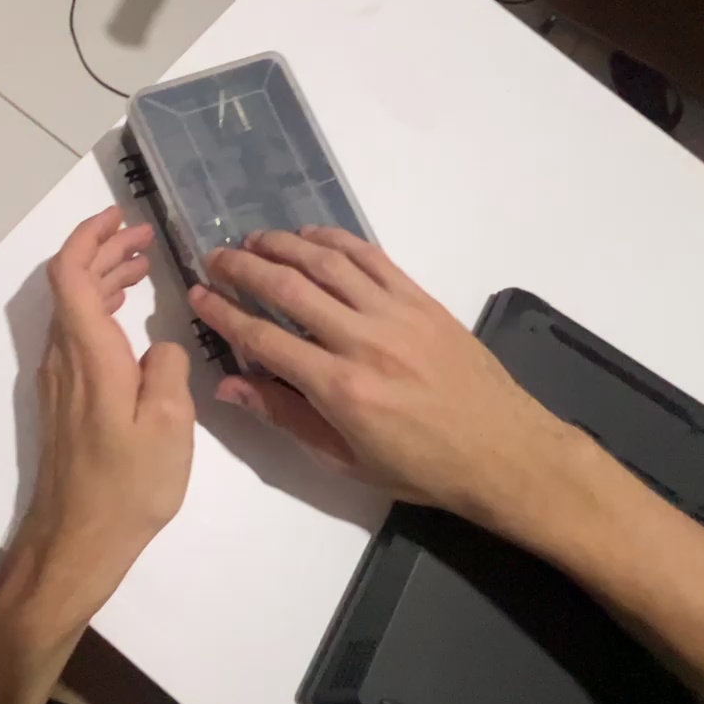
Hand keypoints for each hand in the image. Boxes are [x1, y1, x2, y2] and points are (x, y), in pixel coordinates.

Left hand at [2, 207, 194, 628]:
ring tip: (140, 267)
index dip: (88, 237)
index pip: (69, 273)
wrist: (76, 539)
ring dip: (102, 280)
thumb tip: (158, 346)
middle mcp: (63, 357)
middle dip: (103, 251)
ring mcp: (58, 380)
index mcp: (88, 353)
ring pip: (72, 310)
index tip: (118, 219)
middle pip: (70, 284)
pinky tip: (126, 316)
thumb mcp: (168, 425)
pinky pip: (76, 335)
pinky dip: (99, 311)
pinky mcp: (63, 399)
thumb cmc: (126, 484)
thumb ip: (167, 368)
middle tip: (143, 238)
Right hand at [187, 227, 600, 539]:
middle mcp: (363, 340)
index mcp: (339, 387)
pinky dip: (336, 240)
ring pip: (327, 264)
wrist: (506, 453)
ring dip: (284, 245)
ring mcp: (395, 313)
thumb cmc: (421, 467)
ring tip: (253, 240)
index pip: (264, 338)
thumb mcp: (345, 459)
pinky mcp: (421, 300)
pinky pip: (371, 258)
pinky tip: (310, 236)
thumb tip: (229, 384)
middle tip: (215, 258)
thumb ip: (284, 416)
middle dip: (243, 268)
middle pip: (288, 289)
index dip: (224, 314)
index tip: (198, 295)